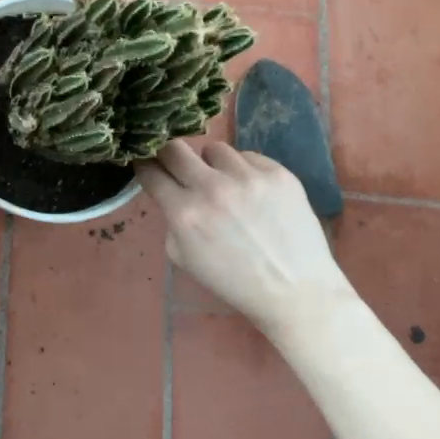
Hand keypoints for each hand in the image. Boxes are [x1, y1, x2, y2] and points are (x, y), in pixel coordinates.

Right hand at [138, 140, 356, 336]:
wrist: (295, 291)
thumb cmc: (233, 280)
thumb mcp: (182, 257)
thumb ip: (171, 220)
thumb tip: (173, 194)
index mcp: (184, 213)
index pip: (150, 171)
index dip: (144, 166)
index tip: (147, 165)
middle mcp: (212, 188)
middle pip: (174, 148)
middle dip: (169, 156)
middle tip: (178, 168)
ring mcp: (248, 178)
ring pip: (214, 149)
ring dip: (211, 164)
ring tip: (224, 184)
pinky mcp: (279, 175)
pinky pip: (248, 157)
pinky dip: (243, 170)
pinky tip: (251, 192)